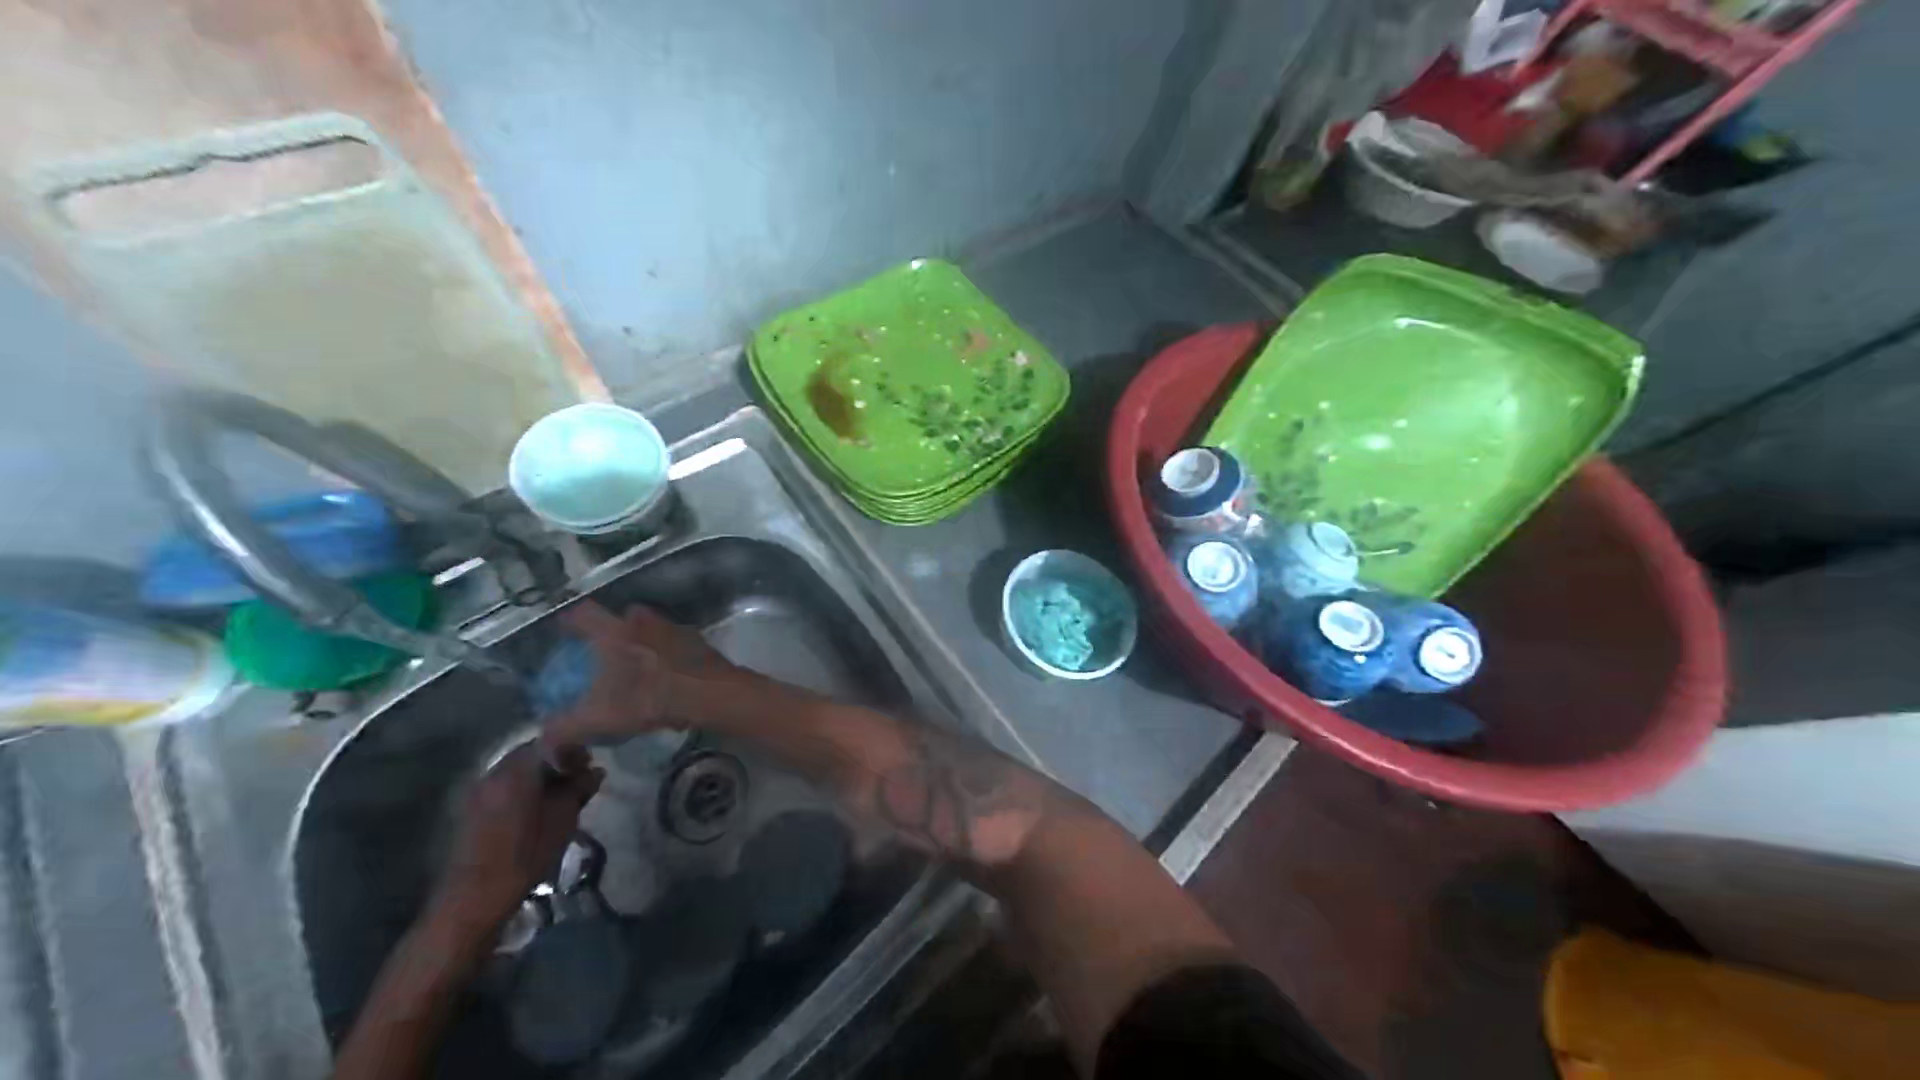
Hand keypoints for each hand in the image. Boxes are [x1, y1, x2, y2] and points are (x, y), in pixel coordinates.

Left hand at [432, 742, 602, 930]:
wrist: (476, 896)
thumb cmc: (526, 853)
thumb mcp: (563, 818)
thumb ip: (579, 788)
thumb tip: (595, 771)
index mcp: (516, 769)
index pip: (550, 740)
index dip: (574, 749)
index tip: (588, 765)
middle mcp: (494, 773)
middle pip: (531, 754)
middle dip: (557, 761)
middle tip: (578, 779)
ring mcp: (479, 792)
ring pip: (517, 771)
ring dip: (540, 777)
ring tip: (560, 796)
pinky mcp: (472, 811)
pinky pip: (504, 787)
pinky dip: (524, 790)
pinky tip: (538, 810)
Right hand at [542, 602, 750, 747]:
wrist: (711, 693)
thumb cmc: (652, 698)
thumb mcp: (601, 718)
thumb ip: (565, 728)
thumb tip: (543, 736)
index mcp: (615, 632)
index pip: (582, 612)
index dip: (569, 620)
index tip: (564, 633)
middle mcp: (643, 621)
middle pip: (619, 617)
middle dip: (609, 633)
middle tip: (603, 656)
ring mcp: (673, 626)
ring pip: (648, 628)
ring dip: (640, 643)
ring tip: (635, 670)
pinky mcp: (696, 638)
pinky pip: (671, 641)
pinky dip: (664, 654)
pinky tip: (664, 677)